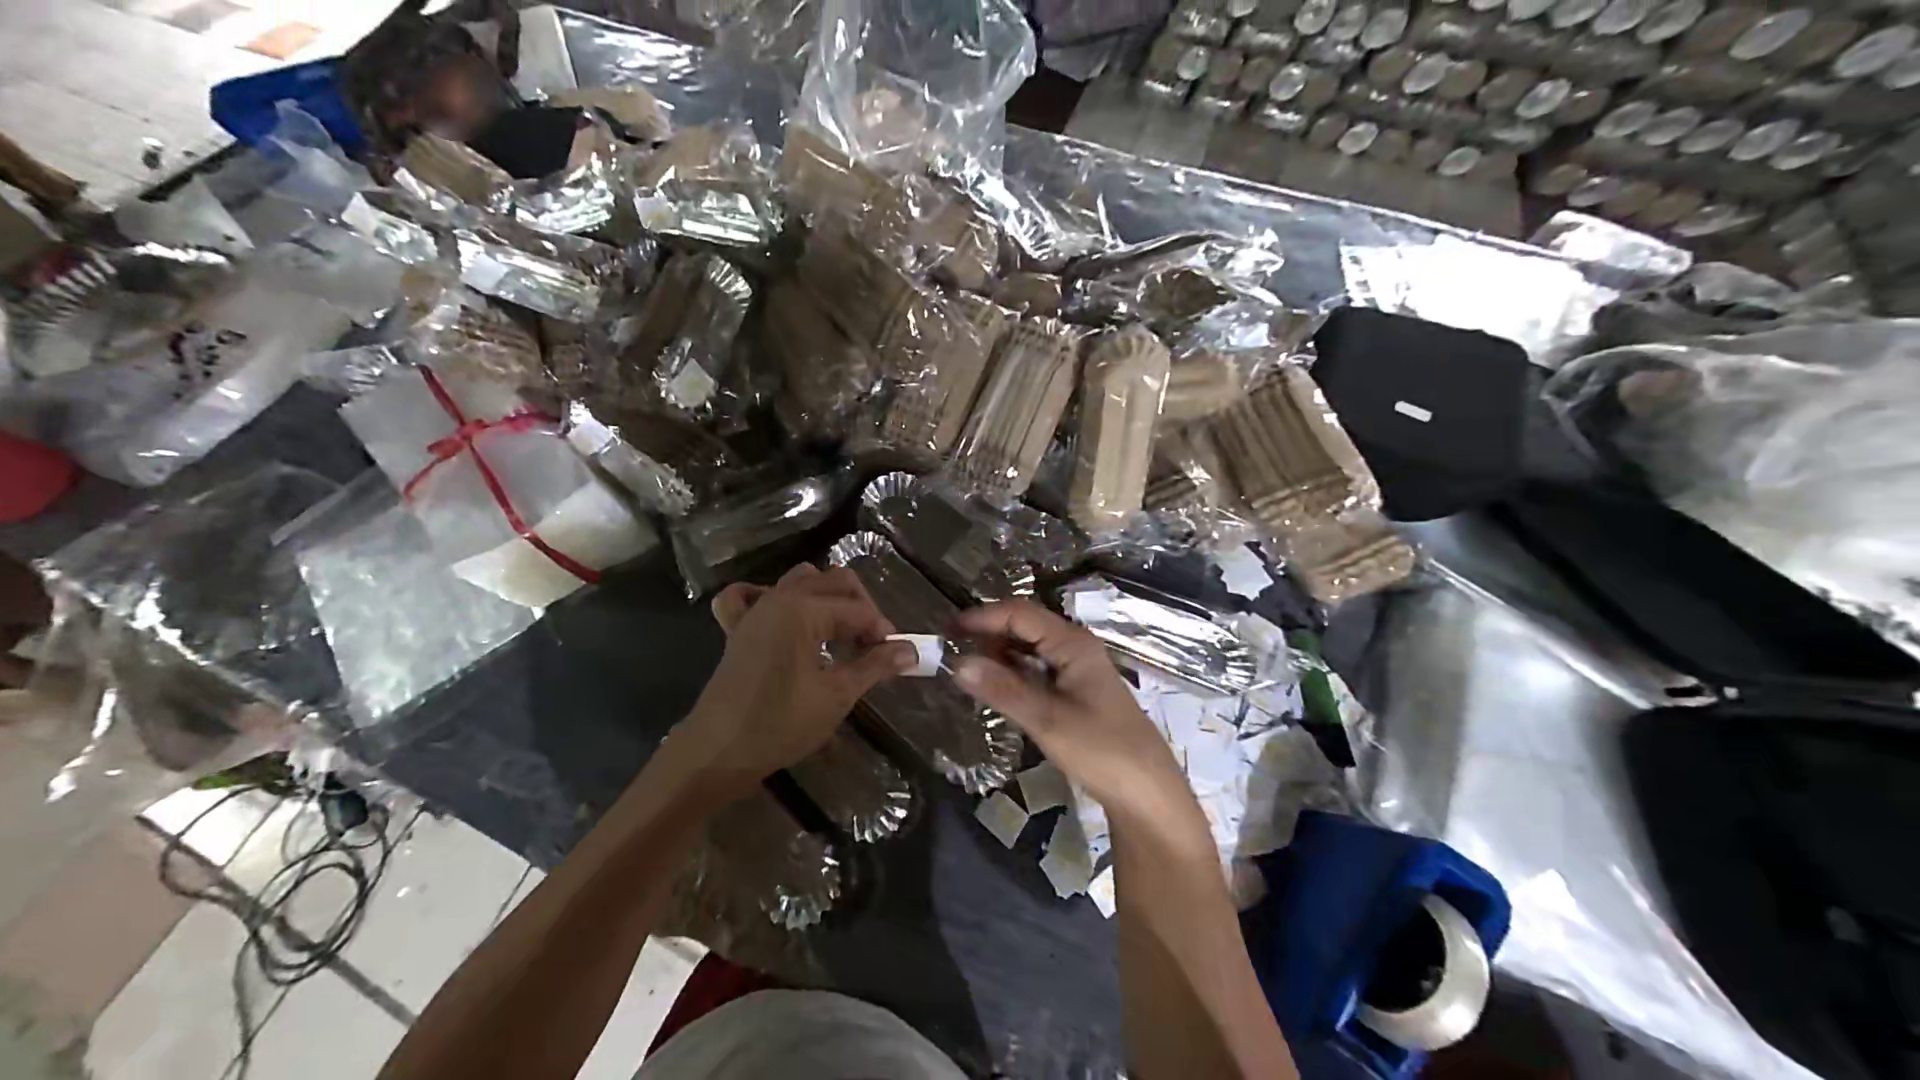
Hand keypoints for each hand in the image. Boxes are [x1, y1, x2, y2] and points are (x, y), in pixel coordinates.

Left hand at [676, 565, 914, 795]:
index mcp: (803, 610)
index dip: (883, 631)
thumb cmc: (781, 723)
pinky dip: (770, 597)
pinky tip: (786, 617)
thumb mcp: (837, 695)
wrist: (719, 751)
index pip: (858, 609)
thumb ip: (875, 666)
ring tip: (841, 633)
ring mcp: (754, 610)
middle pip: (834, 581)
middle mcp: (779, 598)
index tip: (897, 657)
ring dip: (826, 598)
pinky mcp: (737, 628)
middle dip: (861, 607)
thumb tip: (910, 651)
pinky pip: (750, 595)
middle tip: (874, 645)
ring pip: (800, 581)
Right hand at [949, 601, 1189, 816]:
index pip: (1020, 614)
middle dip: (988, 634)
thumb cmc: (1101, 750)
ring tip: (966, 669)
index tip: (948, 629)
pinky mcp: (1077, 692)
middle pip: (1025, 627)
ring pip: (1031, 649)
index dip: (983, 617)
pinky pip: (1038, 670)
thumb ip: (1003, 690)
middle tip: (951, 650)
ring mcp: (1078, 670)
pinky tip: (997, 689)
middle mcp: (1075, 648)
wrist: (1146, 792)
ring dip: (999, 654)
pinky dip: (1014, 673)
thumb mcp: (1046, 720)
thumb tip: (958, 663)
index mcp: (1072, 643)